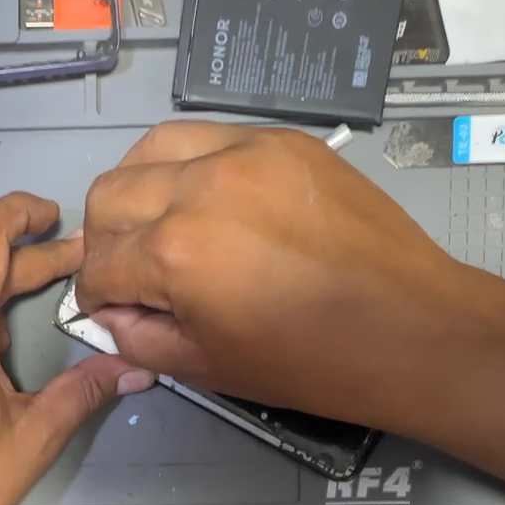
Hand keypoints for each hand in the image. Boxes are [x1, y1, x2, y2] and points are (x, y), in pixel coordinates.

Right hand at [76, 122, 502, 431]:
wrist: (409, 328)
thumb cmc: (307, 363)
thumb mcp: (205, 367)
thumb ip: (139, 337)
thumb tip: (113, 312)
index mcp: (175, 253)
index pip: (99, 265)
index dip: (95, 297)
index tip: (111, 310)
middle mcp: (198, 187)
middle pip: (109, 196)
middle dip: (105, 242)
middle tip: (130, 273)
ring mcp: (243, 151)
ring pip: (148, 150)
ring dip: (136, 191)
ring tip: (157, 226)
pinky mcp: (280, 140)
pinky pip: (204, 136)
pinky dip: (185, 168)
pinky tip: (206, 203)